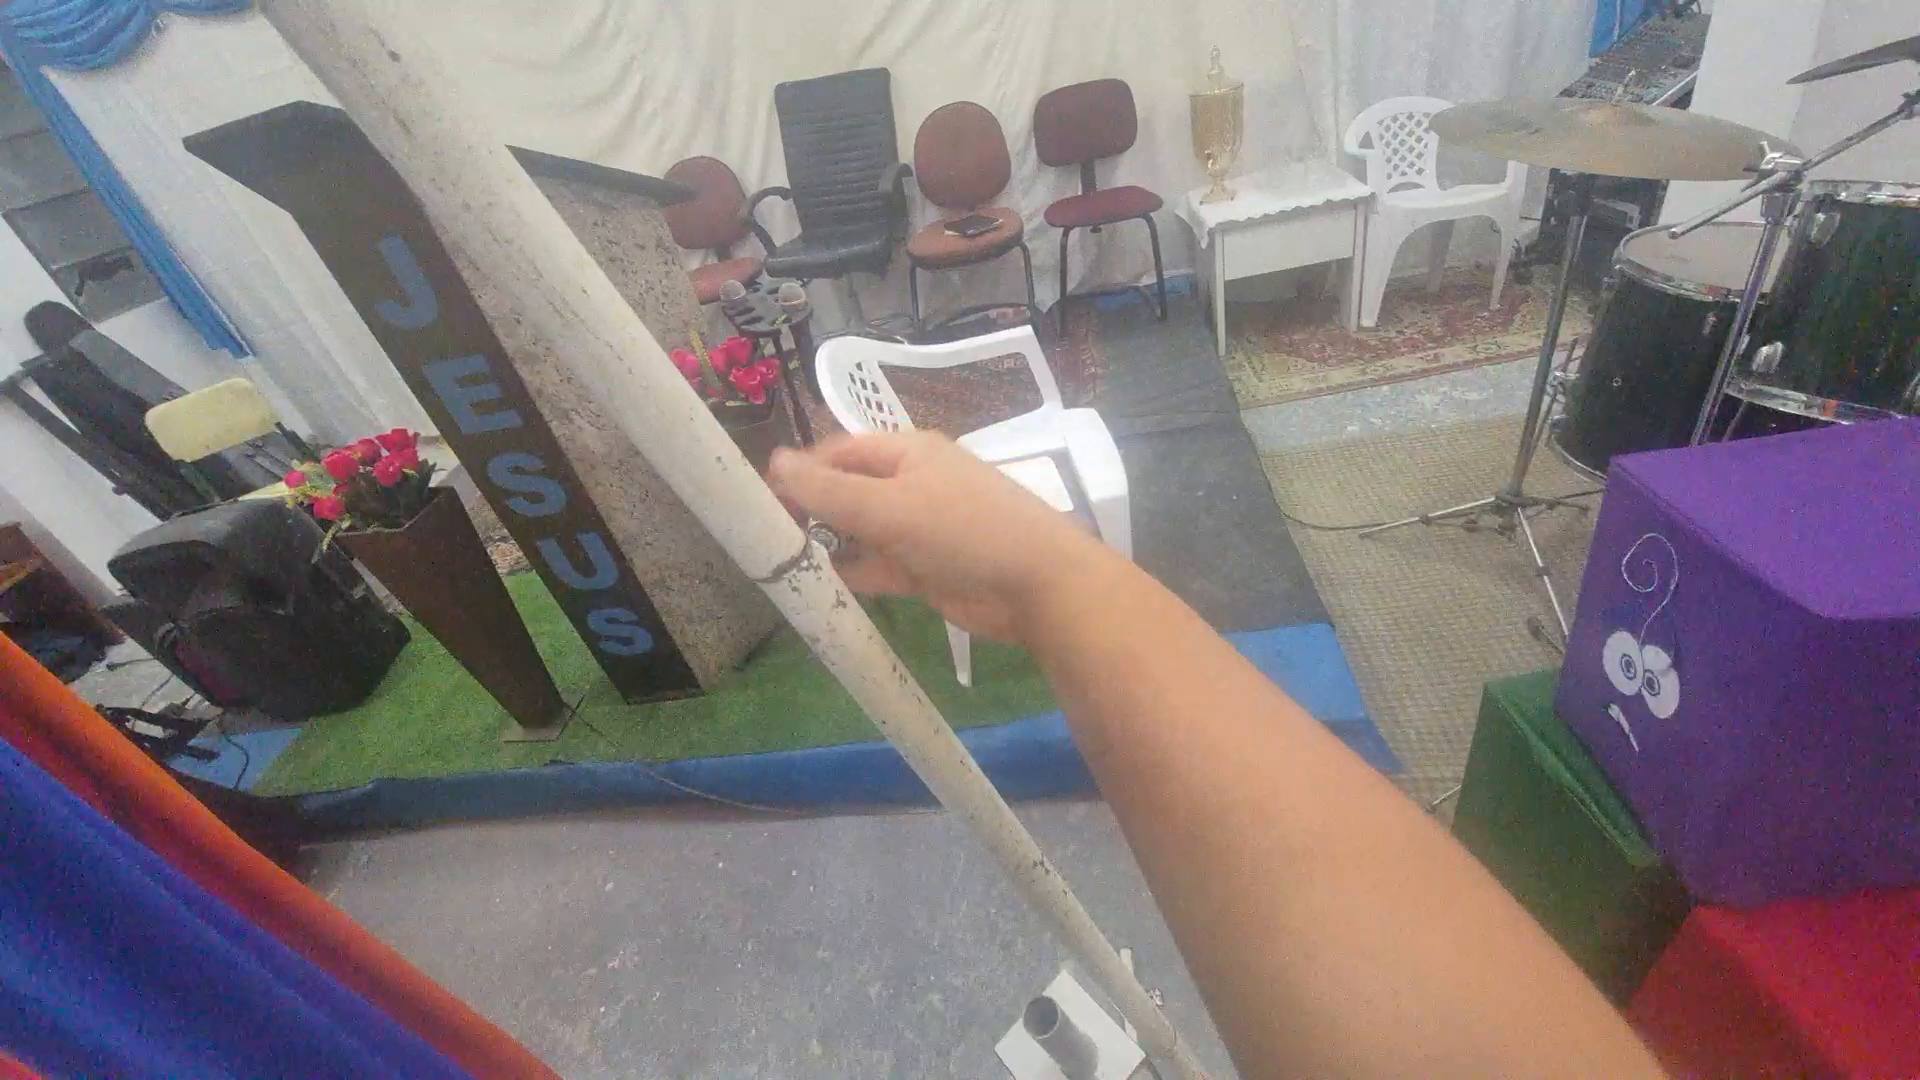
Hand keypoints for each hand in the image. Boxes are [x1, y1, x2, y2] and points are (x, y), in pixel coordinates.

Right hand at [768, 432, 1114, 640]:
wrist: (1036, 586)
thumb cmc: (964, 530)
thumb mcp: (892, 506)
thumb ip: (830, 491)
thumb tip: (774, 461)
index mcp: (907, 453)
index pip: (841, 451)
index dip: (802, 470)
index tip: (760, 497)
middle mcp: (911, 485)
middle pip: (848, 491)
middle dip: (810, 510)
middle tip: (764, 536)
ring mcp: (918, 529)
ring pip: (859, 532)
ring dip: (827, 545)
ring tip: (779, 564)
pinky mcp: (923, 570)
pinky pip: (876, 567)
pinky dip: (851, 574)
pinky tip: (817, 588)